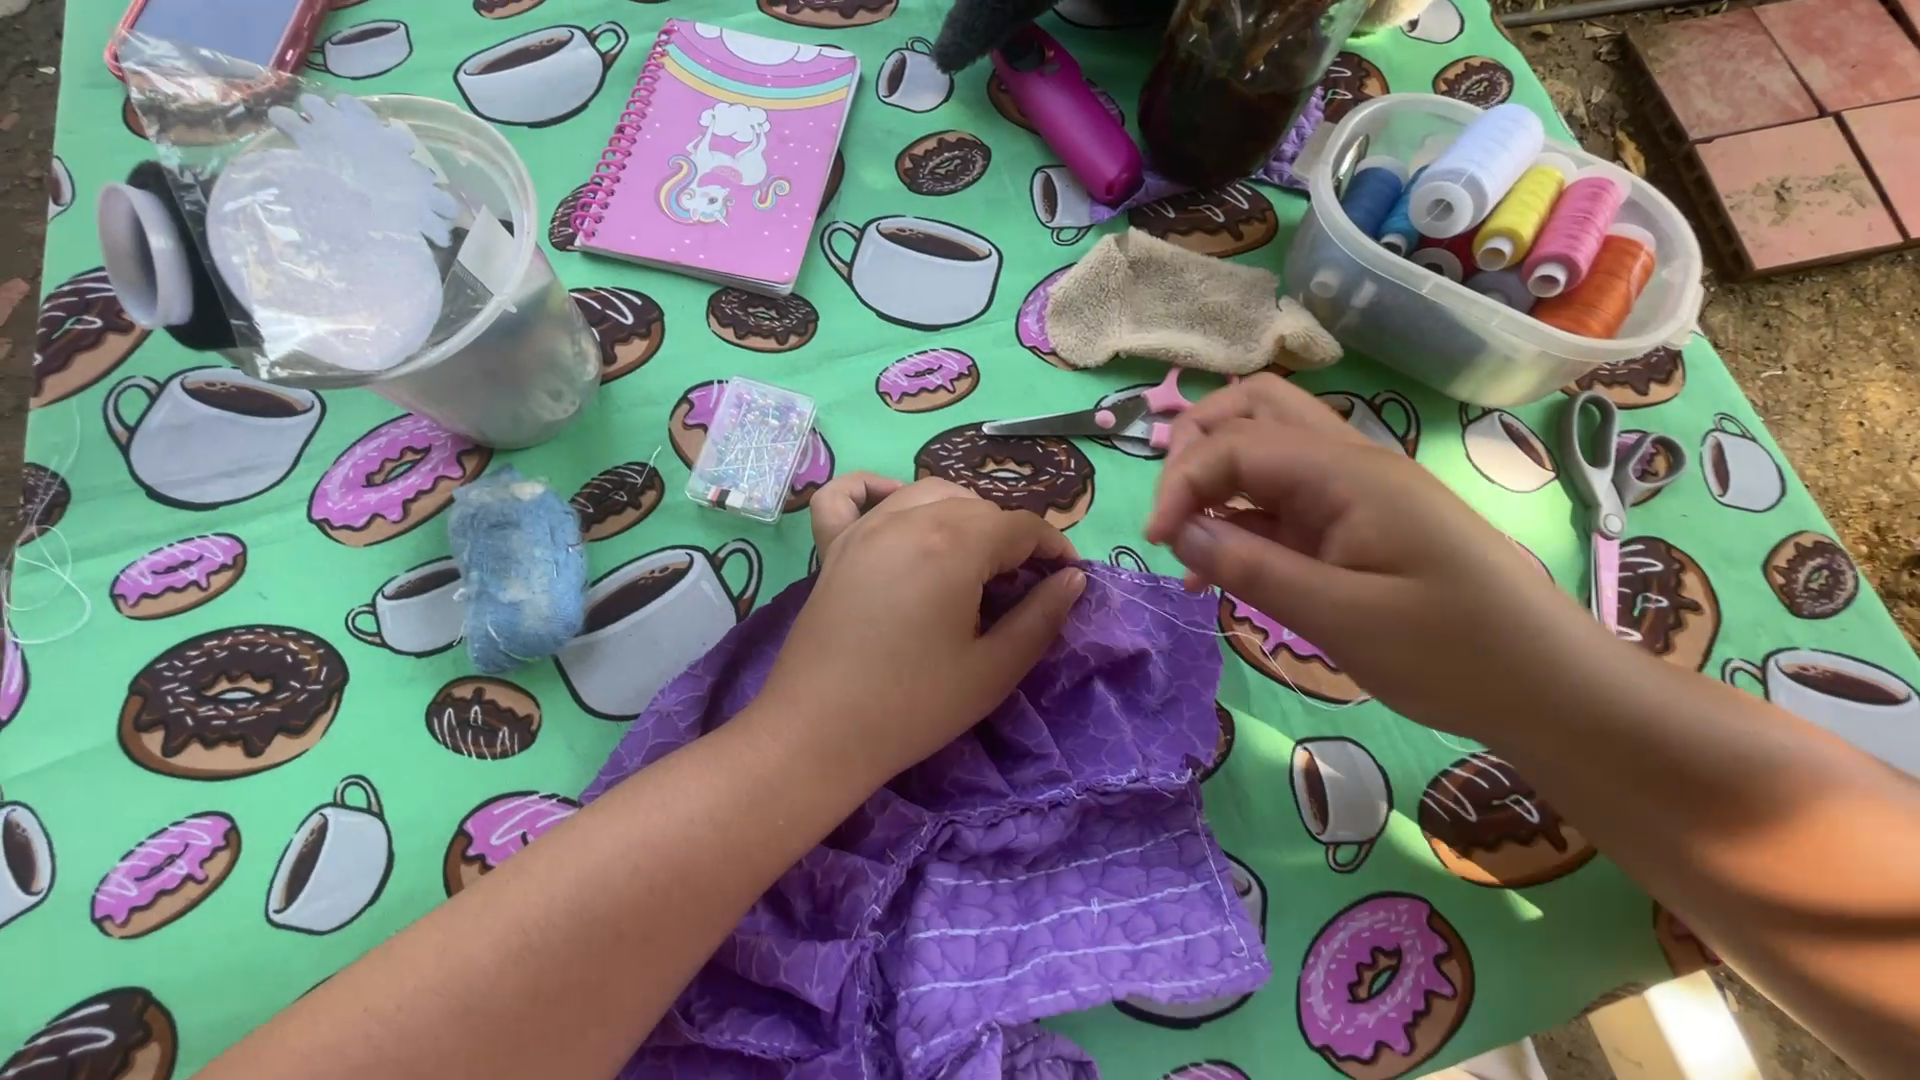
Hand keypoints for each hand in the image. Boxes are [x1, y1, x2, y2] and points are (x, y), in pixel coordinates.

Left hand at [764, 474, 1086, 779]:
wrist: (818, 734)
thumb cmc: (913, 707)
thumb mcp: (993, 670)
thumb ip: (1041, 617)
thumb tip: (1072, 578)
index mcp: (954, 545)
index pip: (1021, 526)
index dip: (1053, 548)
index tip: (1066, 578)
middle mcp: (909, 519)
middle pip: (978, 506)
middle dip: (1010, 537)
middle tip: (1020, 586)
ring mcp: (864, 528)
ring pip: (927, 491)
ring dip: (961, 514)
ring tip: (973, 559)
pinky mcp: (831, 546)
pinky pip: (849, 495)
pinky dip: (875, 489)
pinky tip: (895, 506)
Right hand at [1146, 375, 1603, 735]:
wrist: (1549, 685)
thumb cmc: (1454, 653)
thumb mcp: (1341, 618)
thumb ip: (1252, 568)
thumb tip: (1177, 534)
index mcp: (1348, 474)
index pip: (1238, 442)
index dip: (1181, 480)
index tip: (1154, 541)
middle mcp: (1349, 463)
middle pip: (1253, 409)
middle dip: (1195, 448)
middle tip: (1172, 515)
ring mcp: (1353, 491)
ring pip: (1266, 445)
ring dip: (1215, 477)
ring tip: (1187, 540)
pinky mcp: (1354, 522)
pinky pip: (1281, 497)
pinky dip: (1239, 516)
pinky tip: (1219, 566)